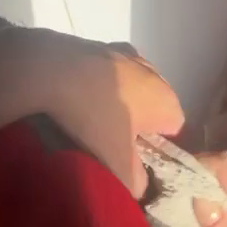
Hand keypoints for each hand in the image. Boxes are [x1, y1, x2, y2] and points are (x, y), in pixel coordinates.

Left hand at [42, 38, 184, 197]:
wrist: (51, 69)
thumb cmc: (94, 117)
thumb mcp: (119, 166)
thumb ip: (138, 183)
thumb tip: (139, 181)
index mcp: (165, 98)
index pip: (175, 130)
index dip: (158, 148)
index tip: (135, 158)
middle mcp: (151, 70)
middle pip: (154, 106)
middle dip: (139, 124)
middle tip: (115, 141)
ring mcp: (124, 52)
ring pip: (131, 87)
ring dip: (118, 102)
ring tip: (94, 119)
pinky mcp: (99, 44)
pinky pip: (108, 72)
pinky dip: (99, 83)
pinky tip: (79, 96)